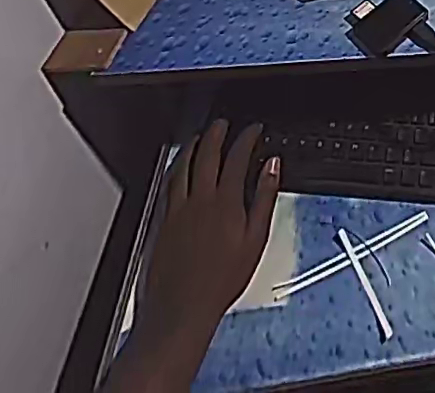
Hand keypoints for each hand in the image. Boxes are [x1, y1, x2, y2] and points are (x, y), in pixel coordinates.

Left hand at [142, 119, 279, 333]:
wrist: (181, 310)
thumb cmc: (221, 281)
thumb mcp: (255, 240)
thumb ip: (264, 198)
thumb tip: (272, 167)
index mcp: (225, 201)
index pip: (237, 157)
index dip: (247, 138)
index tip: (254, 130)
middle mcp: (200, 199)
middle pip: (207, 153)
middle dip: (217, 133)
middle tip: (224, 124)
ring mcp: (178, 208)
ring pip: (184, 164)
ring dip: (194, 145)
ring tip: (200, 137)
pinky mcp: (162, 219)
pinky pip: (167, 182)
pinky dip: (175, 167)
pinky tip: (177, 167)